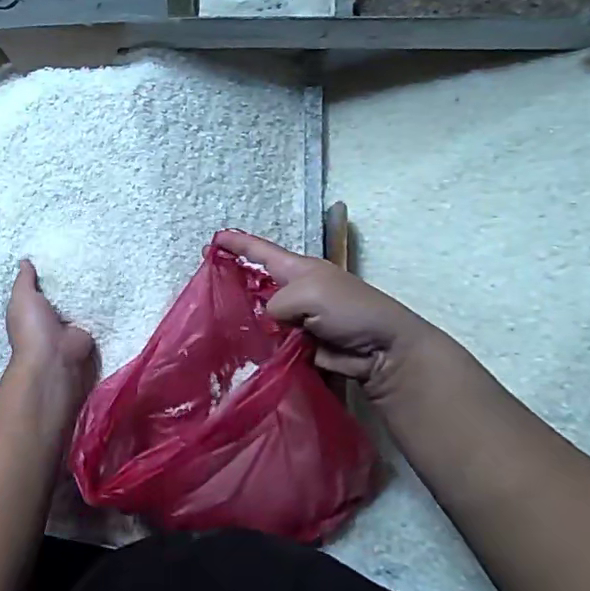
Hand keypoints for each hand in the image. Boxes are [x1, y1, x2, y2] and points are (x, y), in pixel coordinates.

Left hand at [3, 259, 96, 400]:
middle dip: (69, 279)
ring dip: (86, 289)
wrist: (54, 356)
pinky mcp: (87, 328)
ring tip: (98, 262)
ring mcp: (69, 323)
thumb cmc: (32, 327)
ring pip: (78, 300)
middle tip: (83, 254)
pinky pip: (93, 311)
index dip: (46, 272)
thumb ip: (24, 280)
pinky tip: (107, 282)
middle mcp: (50, 316)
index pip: (40, 287)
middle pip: (61, 292)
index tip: (59, 252)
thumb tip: (24, 260)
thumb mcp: (22, 297)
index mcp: (31, 309)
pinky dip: (99, 301)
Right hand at [213, 230, 440, 401]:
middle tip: (208, 289)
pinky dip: (259, 346)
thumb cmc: (349, 309)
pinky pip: (270, 342)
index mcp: (297, 268)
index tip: (212, 240)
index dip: (237, 243)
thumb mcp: (308, 293)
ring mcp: (296, 319)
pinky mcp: (298, 345)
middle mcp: (294, 291)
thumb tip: (269, 323)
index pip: (261, 250)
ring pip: (260, 316)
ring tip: (218, 324)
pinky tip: (240, 350)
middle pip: (256, 284)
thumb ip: (276, 303)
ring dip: (244, 321)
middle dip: (233, 284)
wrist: (381, 350)